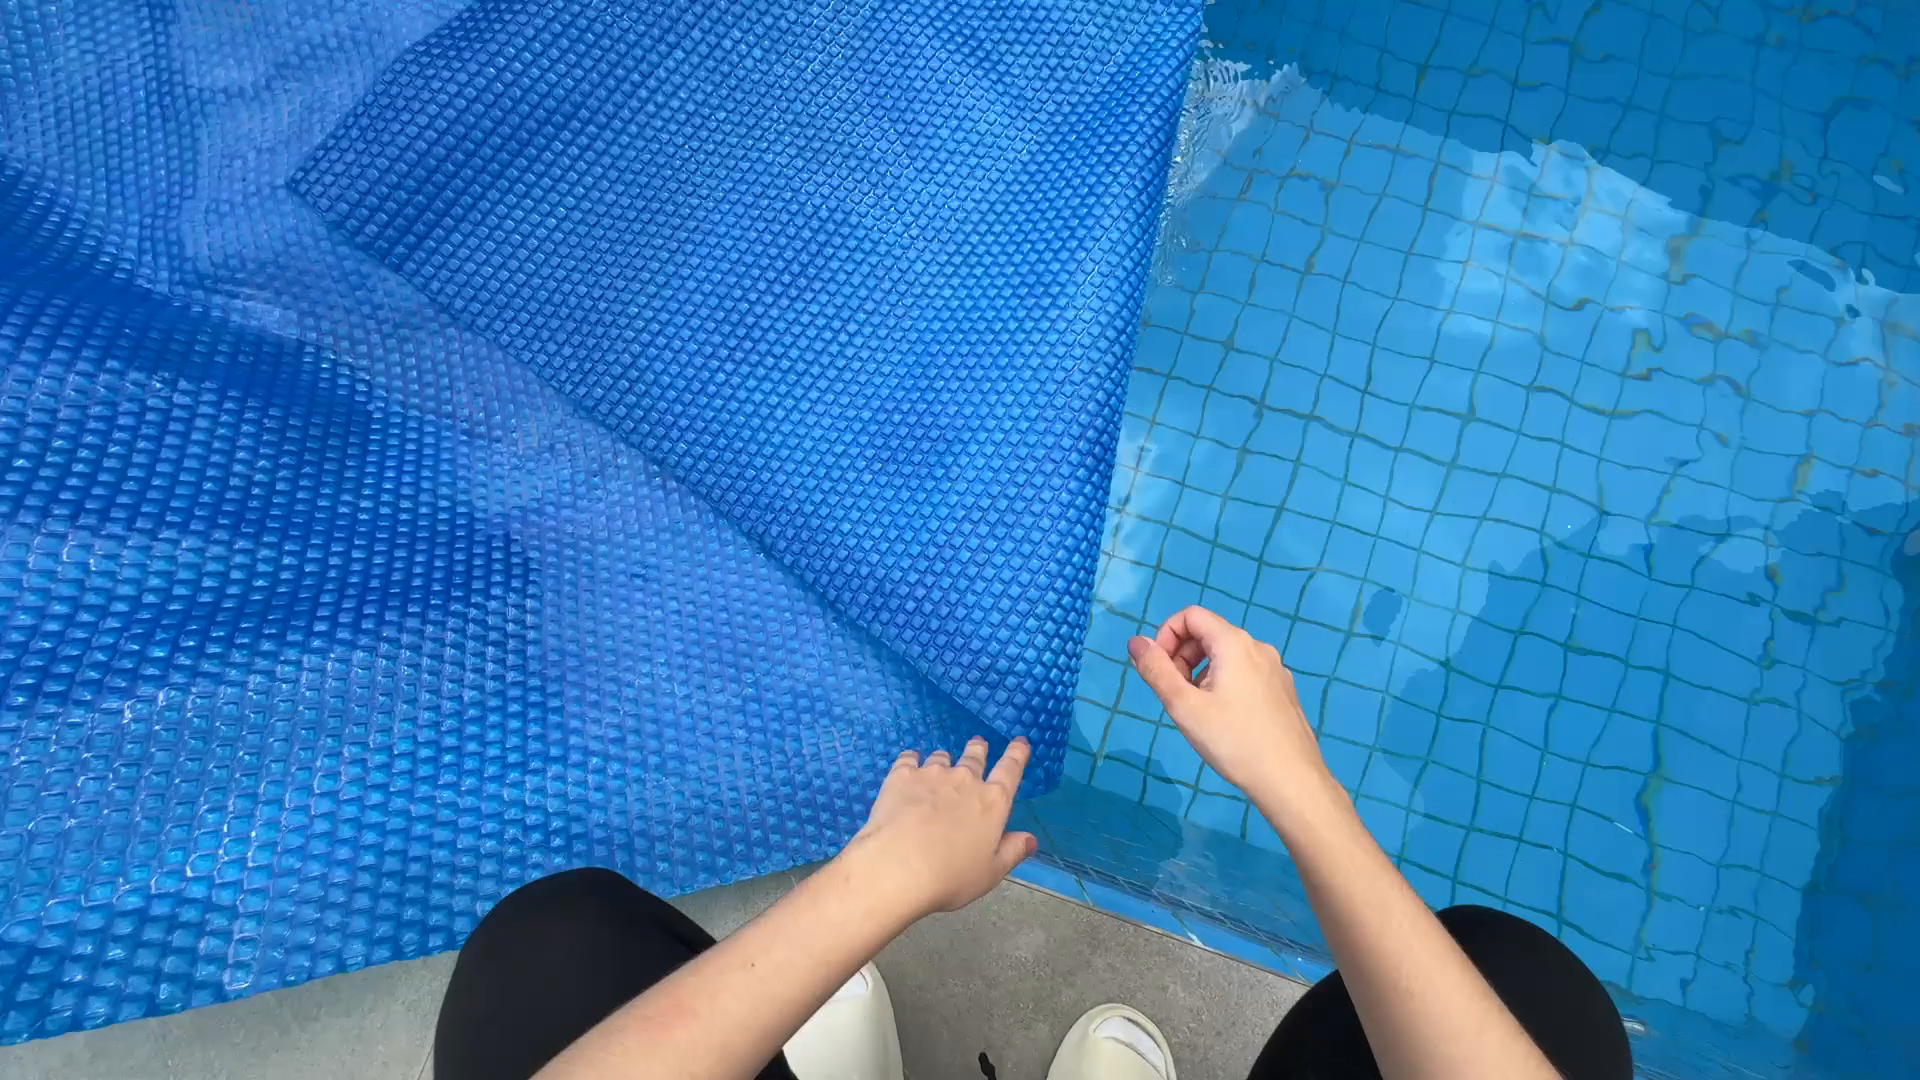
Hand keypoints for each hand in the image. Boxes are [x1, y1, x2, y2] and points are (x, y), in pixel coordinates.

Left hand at [842, 737, 1036, 917]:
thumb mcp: (990, 873)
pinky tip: (910, 761)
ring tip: (942, 762)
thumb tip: (1031, 838)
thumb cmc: (950, 876)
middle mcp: (965, 780)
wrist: (898, 866)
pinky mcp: (903, 775)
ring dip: (945, 759)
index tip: (1020, 742)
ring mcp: (932, 774)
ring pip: (942, 757)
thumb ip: (1012, 852)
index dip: (1017, 754)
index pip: (1010, 770)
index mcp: (992, 802)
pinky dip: (912, 759)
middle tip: (979, 744)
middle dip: (979, 749)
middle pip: (975, 757)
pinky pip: (910, 758)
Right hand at [1127, 606, 1340, 817]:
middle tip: (1175, 694)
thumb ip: (1156, 670)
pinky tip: (1224, 720)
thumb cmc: (1233, 741)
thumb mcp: (1183, 706)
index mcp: (1234, 643)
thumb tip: (1136, 642)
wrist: (1292, 782)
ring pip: (1225, 655)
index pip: (1191, 615)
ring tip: (1198, 710)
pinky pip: (1244, 672)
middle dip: (1182, 656)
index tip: (1159, 670)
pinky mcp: (1283, 690)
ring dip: (1200, 672)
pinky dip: (1223, 683)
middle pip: (1208, 633)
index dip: (1166, 635)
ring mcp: (1275, 669)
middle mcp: (1258, 648)